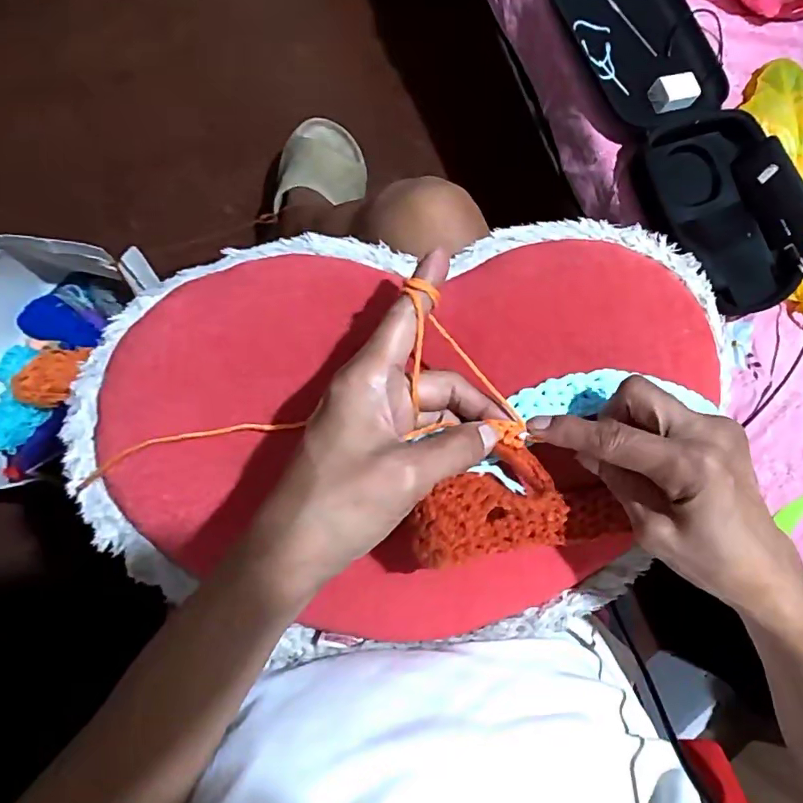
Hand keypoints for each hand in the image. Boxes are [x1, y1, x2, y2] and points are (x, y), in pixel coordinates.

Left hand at [235, 249, 506, 597]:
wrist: (291, 553)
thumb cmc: (343, 503)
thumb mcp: (409, 475)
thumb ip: (458, 447)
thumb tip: (494, 432)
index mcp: (369, 381)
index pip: (403, 320)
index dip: (425, 286)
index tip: (441, 249)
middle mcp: (372, 391)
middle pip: (435, 381)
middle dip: (474, 403)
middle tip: (510, 433)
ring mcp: (373, 420)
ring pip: (432, 409)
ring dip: (464, 427)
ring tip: (499, 449)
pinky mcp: (374, 446)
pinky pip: (420, 432)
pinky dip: (446, 442)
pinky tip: (472, 457)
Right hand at [530, 377, 802, 624]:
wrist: (764, 565)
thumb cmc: (709, 562)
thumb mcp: (653, 532)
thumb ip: (619, 482)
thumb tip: (587, 450)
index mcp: (691, 464)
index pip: (618, 438)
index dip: (574, 432)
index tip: (538, 426)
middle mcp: (708, 431)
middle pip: (639, 392)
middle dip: (610, 415)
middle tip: (604, 453)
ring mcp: (719, 424)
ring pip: (655, 399)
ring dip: (631, 423)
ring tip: (634, 464)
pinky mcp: (723, 427)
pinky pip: (672, 414)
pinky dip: (652, 431)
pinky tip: (659, 465)